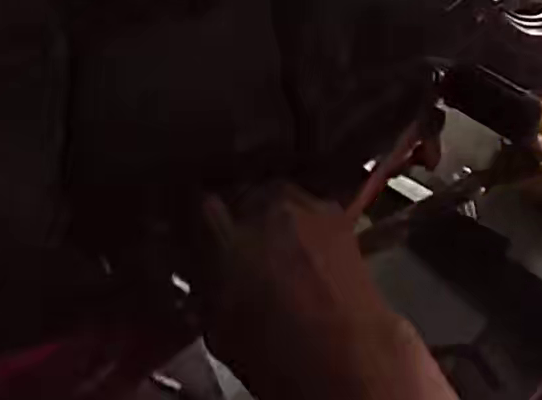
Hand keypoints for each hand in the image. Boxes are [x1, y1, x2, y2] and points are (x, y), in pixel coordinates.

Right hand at [198, 187, 454, 399]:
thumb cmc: (273, 352)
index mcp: (227, 238)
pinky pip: (307, 199)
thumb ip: (206, 281)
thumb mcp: (218, 324)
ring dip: (269, 206)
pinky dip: (299, 212)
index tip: (197, 224)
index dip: (199, 214)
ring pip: (276, 189)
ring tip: (269, 232)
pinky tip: (300, 235)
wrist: (344, 346)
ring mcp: (304, 202)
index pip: (202, 203)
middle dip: (236, 208)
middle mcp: (266, 208)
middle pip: (242, 190)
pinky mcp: (334, 207)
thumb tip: (202, 263)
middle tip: (235, 232)